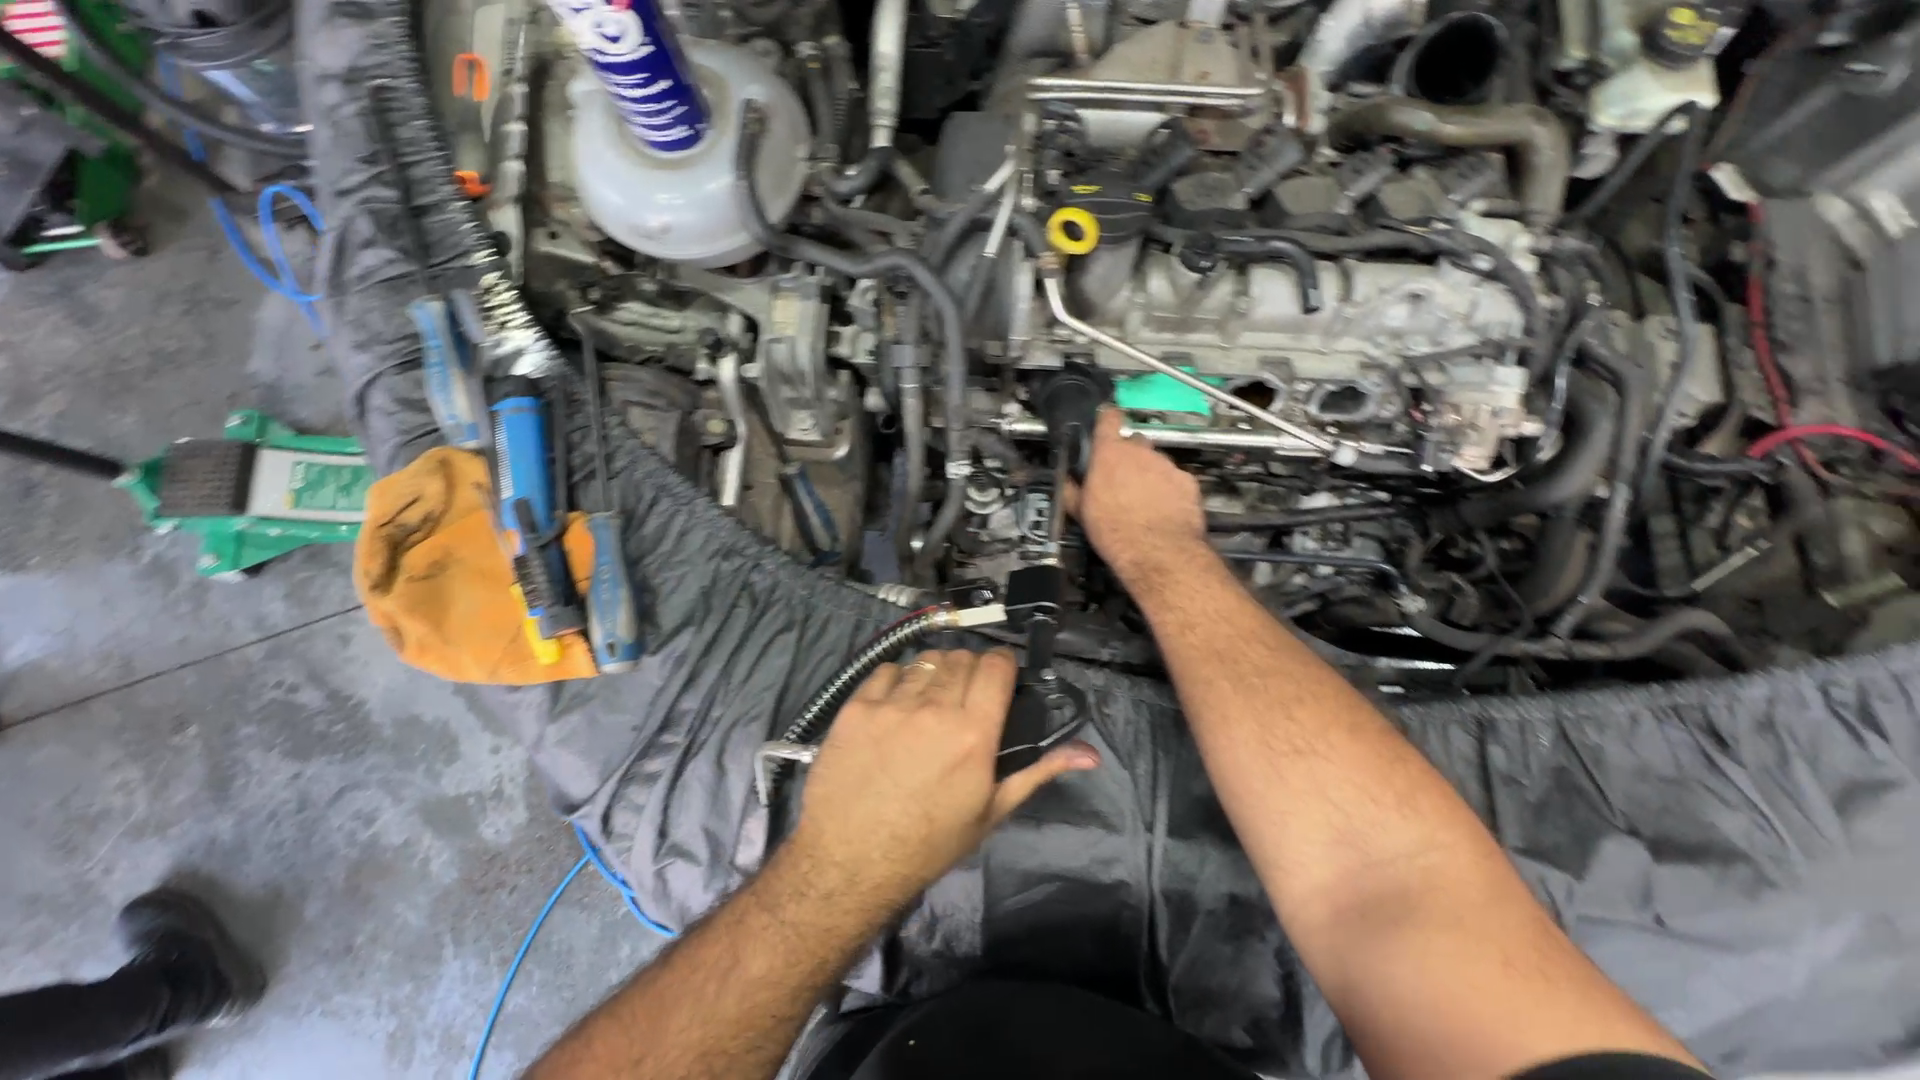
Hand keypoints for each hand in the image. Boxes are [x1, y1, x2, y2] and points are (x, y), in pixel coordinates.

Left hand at [790, 648, 1099, 909]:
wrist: (852, 860)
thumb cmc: (930, 843)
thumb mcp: (991, 812)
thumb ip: (1038, 771)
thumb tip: (1090, 755)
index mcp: (974, 733)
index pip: (996, 666)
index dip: (1002, 667)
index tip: (1000, 680)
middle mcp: (935, 709)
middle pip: (962, 658)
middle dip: (970, 670)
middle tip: (965, 697)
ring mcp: (891, 705)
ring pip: (926, 661)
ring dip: (935, 674)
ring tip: (930, 703)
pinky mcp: (856, 708)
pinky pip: (886, 671)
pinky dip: (897, 680)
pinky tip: (897, 706)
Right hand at [1064, 408, 1207, 582]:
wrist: (1158, 552)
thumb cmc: (1114, 531)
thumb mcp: (1082, 512)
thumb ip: (1073, 489)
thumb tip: (1066, 482)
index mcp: (1110, 454)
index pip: (1108, 418)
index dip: (1106, 418)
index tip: (1105, 422)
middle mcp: (1141, 452)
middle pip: (1133, 443)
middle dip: (1128, 456)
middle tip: (1121, 480)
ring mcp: (1167, 465)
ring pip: (1155, 462)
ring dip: (1149, 475)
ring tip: (1143, 501)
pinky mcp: (1188, 481)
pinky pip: (1175, 479)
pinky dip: (1170, 489)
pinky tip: (1163, 509)